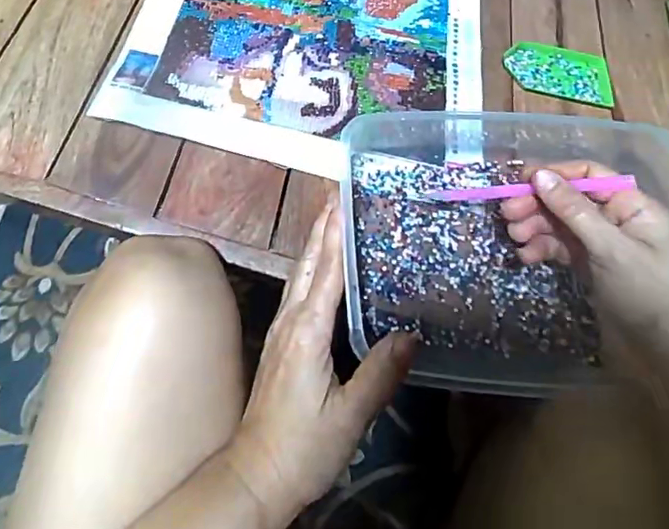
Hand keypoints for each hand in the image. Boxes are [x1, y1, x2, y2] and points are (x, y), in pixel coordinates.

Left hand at [223, 195, 416, 525]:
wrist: (256, 473)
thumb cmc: (304, 447)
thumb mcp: (350, 416)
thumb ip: (380, 373)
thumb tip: (412, 334)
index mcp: (308, 330)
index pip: (327, 272)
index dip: (336, 234)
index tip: (344, 200)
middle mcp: (291, 320)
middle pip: (308, 263)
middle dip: (322, 227)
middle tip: (336, 194)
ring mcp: (281, 329)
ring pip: (300, 274)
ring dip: (314, 243)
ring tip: (328, 217)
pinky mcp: (280, 341)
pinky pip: (297, 290)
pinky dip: (310, 267)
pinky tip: (317, 268)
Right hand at [500, 160, 668, 348]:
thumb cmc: (648, 293)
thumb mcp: (610, 248)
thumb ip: (573, 209)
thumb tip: (539, 175)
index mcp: (633, 206)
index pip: (589, 175)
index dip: (555, 174)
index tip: (521, 181)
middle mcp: (618, 219)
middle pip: (569, 199)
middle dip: (538, 204)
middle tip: (507, 213)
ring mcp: (604, 244)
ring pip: (561, 223)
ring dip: (535, 226)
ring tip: (514, 237)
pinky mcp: (593, 266)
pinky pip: (562, 246)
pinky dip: (543, 248)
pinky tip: (527, 256)